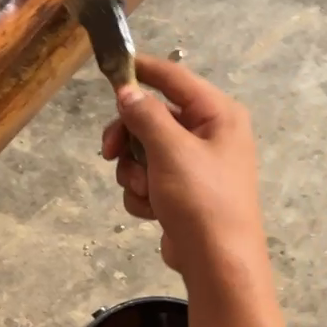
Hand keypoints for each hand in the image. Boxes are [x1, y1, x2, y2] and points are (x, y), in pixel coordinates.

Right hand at [100, 56, 266, 280]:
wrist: (216, 258)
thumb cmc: (201, 199)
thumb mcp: (170, 152)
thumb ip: (146, 117)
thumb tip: (127, 91)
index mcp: (217, 115)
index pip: (175, 80)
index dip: (143, 72)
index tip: (113, 67)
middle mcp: (208, 134)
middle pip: (150, 119)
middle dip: (128, 141)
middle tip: (109, 153)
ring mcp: (193, 163)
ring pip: (141, 152)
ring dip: (133, 173)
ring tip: (146, 192)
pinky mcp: (180, 189)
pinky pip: (146, 179)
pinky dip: (141, 194)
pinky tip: (152, 210)